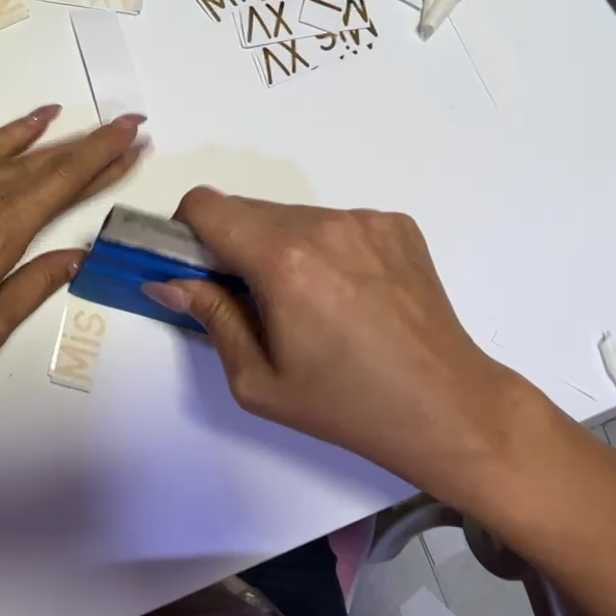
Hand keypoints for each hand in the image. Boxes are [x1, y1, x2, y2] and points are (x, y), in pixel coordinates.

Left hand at [0, 105, 145, 416]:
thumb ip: (37, 283)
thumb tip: (77, 255)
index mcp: (0, 230)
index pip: (64, 183)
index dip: (103, 160)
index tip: (135, 140)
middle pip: (46, 163)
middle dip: (92, 145)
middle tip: (129, 128)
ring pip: (13, 153)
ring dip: (56, 138)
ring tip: (90, 124)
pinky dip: (7, 135)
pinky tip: (30, 125)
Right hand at [143, 188, 531, 495]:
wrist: (450, 408)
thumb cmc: (345, 404)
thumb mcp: (257, 379)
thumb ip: (209, 317)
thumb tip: (166, 281)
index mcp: (282, 260)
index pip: (206, 206)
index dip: (186, 230)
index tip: (194, 266)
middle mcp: (323, 224)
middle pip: (247, 210)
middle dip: (232, 245)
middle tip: (249, 298)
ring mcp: (366, 220)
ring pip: (291, 217)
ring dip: (278, 247)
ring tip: (308, 303)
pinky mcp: (396, 225)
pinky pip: (334, 224)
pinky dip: (323, 249)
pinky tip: (347, 295)